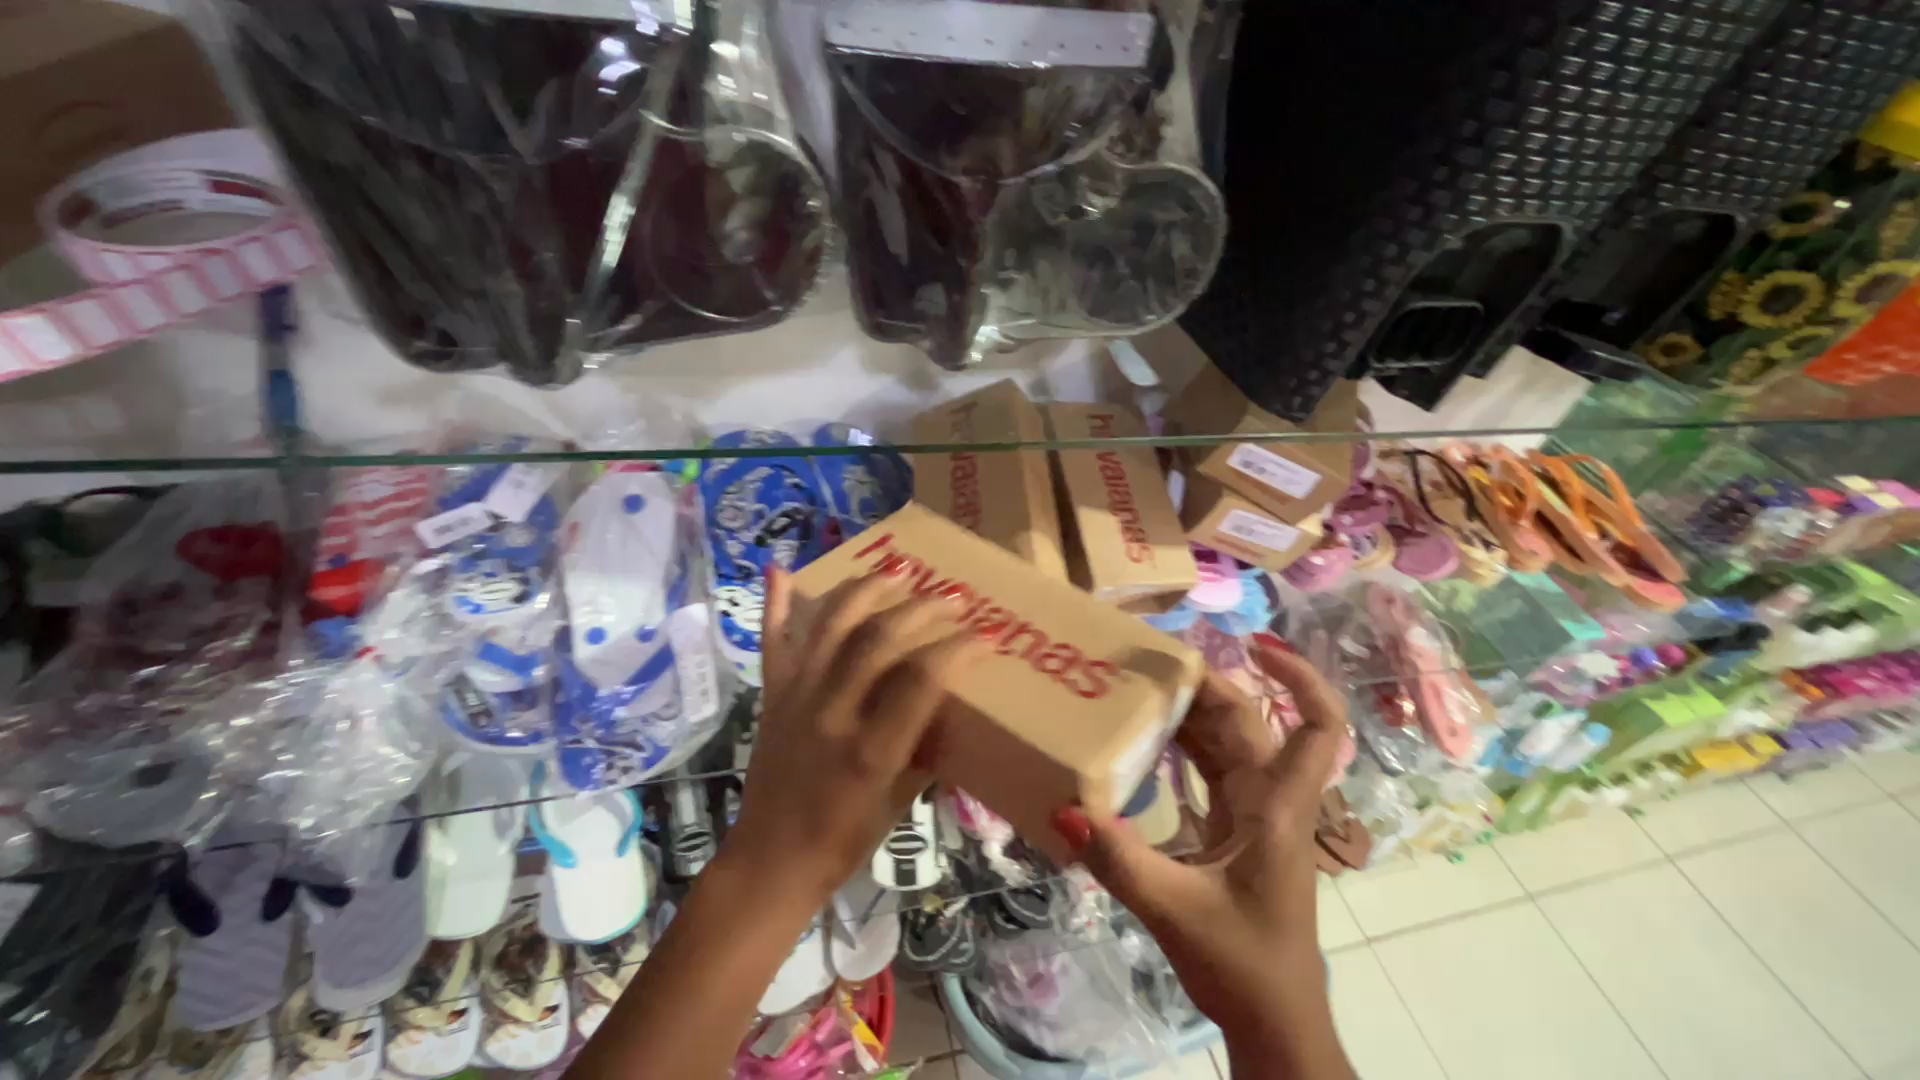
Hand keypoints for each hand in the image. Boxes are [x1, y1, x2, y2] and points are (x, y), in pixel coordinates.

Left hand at [725, 565, 981, 902]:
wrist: (770, 861)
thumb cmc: (843, 842)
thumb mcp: (899, 804)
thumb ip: (924, 751)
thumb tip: (949, 707)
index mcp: (870, 750)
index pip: (921, 679)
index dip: (957, 651)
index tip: (986, 637)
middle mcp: (831, 713)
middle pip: (878, 640)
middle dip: (921, 610)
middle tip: (953, 599)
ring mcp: (796, 698)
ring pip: (831, 625)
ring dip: (867, 589)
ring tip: (898, 569)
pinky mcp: (771, 695)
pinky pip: (773, 641)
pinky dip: (777, 604)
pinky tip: (783, 569)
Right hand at [1053, 644, 1350, 1071]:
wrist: (1271, 1019)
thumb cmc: (1243, 963)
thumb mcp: (1175, 909)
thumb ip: (1119, 861)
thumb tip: (1064, 810)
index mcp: (1278, 808)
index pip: (1318, 728)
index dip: (1301, 679)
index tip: (1256, 644)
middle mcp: (1270, 799)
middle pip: (1250, 721)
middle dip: (1207, 685)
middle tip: (1147, 660)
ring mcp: (1252, 814)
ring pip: (1227, 742)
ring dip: (1191, 712)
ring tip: (1138, 683)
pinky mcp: (1232, 831)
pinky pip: (1209, 770)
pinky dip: (1182, 746)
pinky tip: (1143, 735)